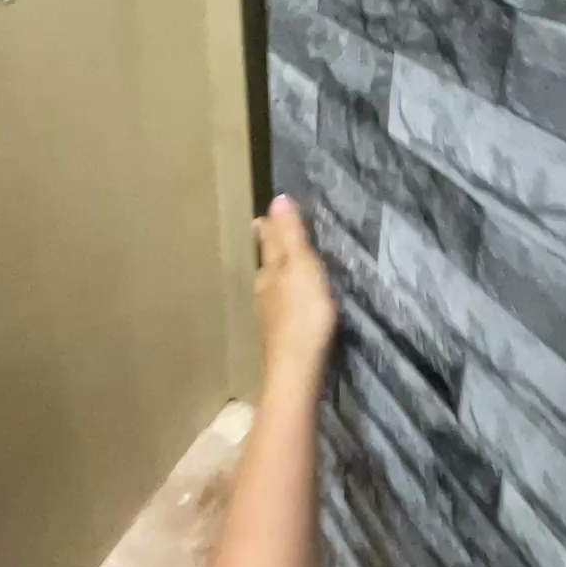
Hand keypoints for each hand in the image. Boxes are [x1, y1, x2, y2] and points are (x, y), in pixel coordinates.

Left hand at [253, 195, 336, 381]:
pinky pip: (280, 305)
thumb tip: (276, 199)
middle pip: (266, 263)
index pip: (268, 242)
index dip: (269, 228)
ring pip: (270, 285)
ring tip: (280, 264)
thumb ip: (291, 236)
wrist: (296, 368)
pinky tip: (288, 302)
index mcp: (269, 271)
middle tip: (266, 233)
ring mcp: (269, 314)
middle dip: (268, 248)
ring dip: (275, 273)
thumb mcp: (302, 267)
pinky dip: (283, 296)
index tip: (262, 215)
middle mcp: (264, 290)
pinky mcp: (279, 335)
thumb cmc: (303, 313)